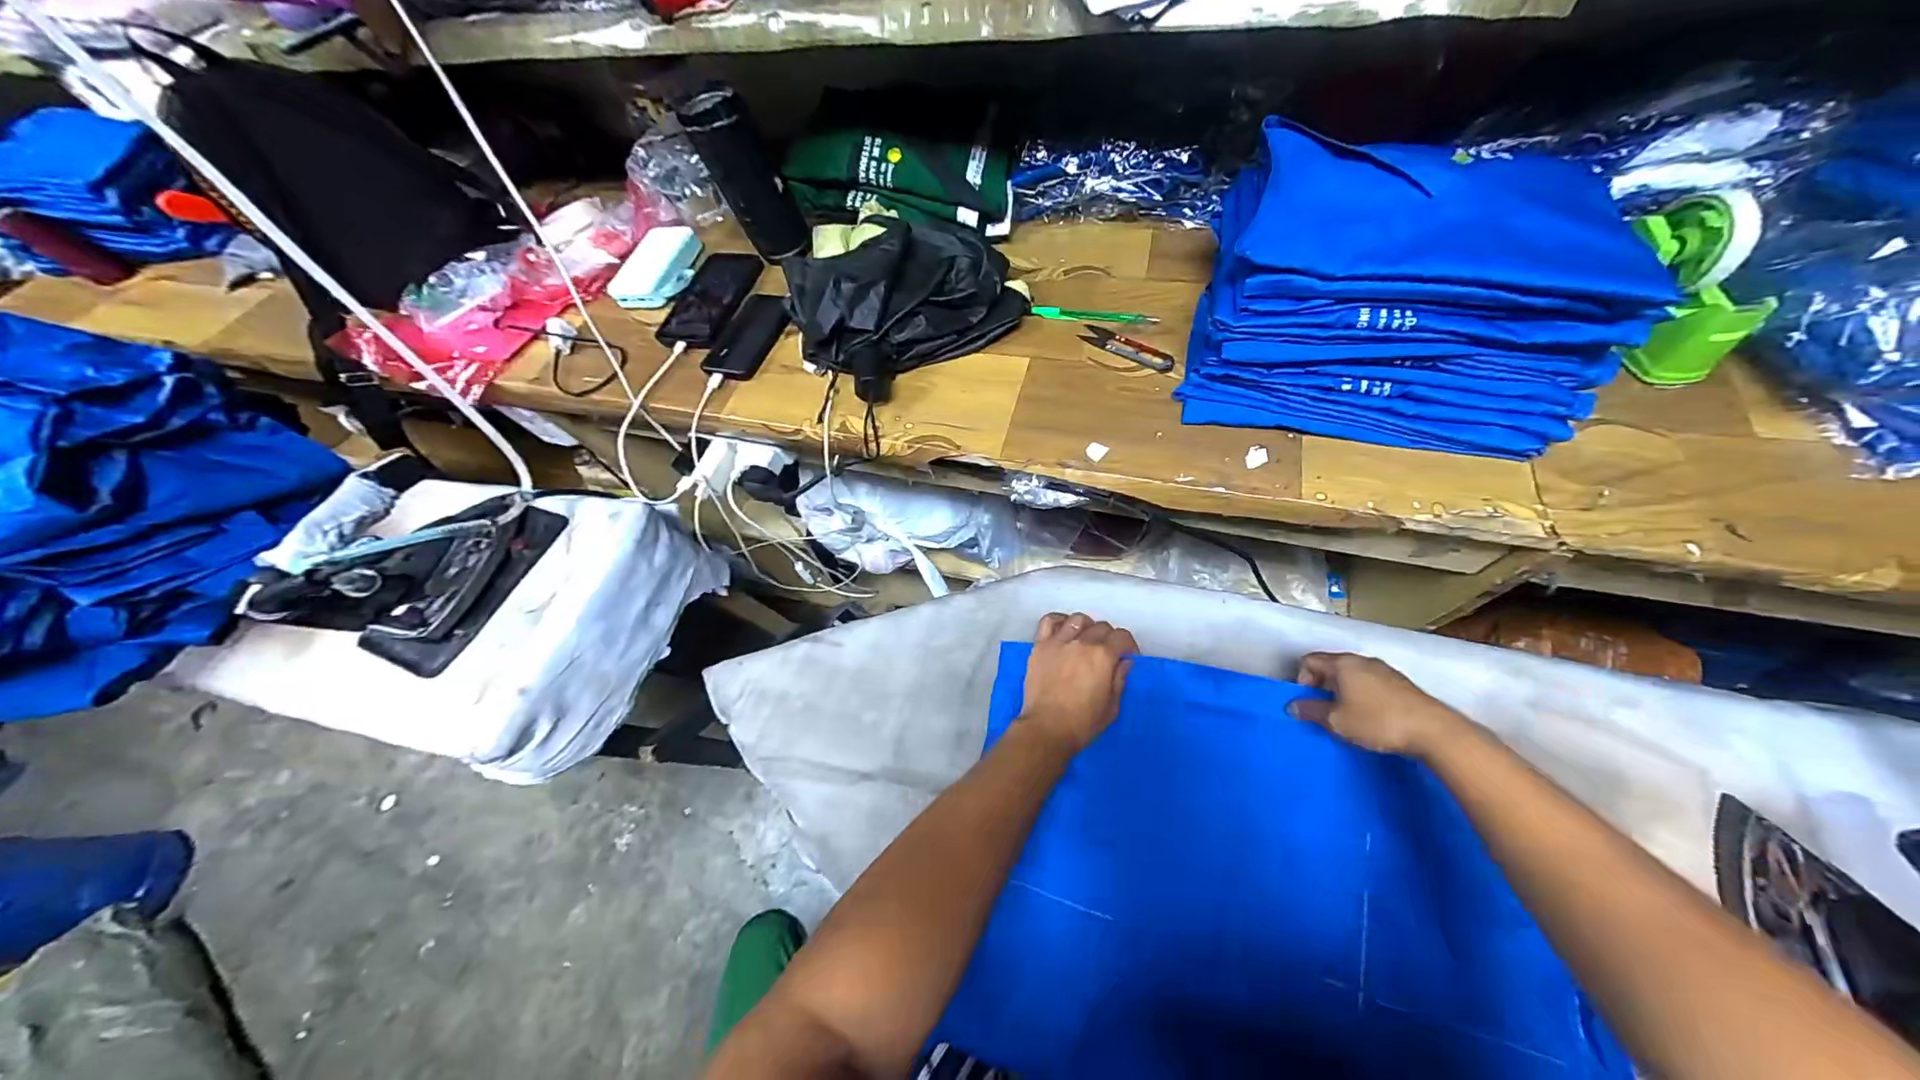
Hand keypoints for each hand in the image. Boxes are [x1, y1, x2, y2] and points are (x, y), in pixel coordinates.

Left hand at [1019, 613, 1136, 753]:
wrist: (1047, 728)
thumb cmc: (1083, 723)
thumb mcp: (1112, 707)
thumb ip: (1120, 680)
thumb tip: (1125, 662)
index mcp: (1103, 656)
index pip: (1122, 636)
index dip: (1128, 646)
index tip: (1127, 656)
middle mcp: (1082, 642)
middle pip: (1101, 627)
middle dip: (1109, 638)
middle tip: (1107, 654)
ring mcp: (1058, 642)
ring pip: (1078, 620)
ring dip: (1087, 627)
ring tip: (1085, 640)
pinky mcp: (1040, 646)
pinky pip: (1049, 622)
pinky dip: (1059, 621)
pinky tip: (1063, 632)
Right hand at [1290, 652, 1468, 757]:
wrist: (1435, 732)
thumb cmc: (1378, 721)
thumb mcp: (1337, 721)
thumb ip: (1311, 711)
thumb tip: (1292, 706)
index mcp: (1343, 663)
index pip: (1309, 660)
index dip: (1301, 679)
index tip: (1307, 702)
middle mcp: (1363, 660)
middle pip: (1331, 666)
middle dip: (1322, 687)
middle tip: (1323, 711)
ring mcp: (1385, 670)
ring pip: (1352, 675)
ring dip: (1343, 692)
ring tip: (1346, 716)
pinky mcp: (1402, 684)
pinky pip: (1371, 684)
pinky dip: (1363, 696)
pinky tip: (1370, 718)